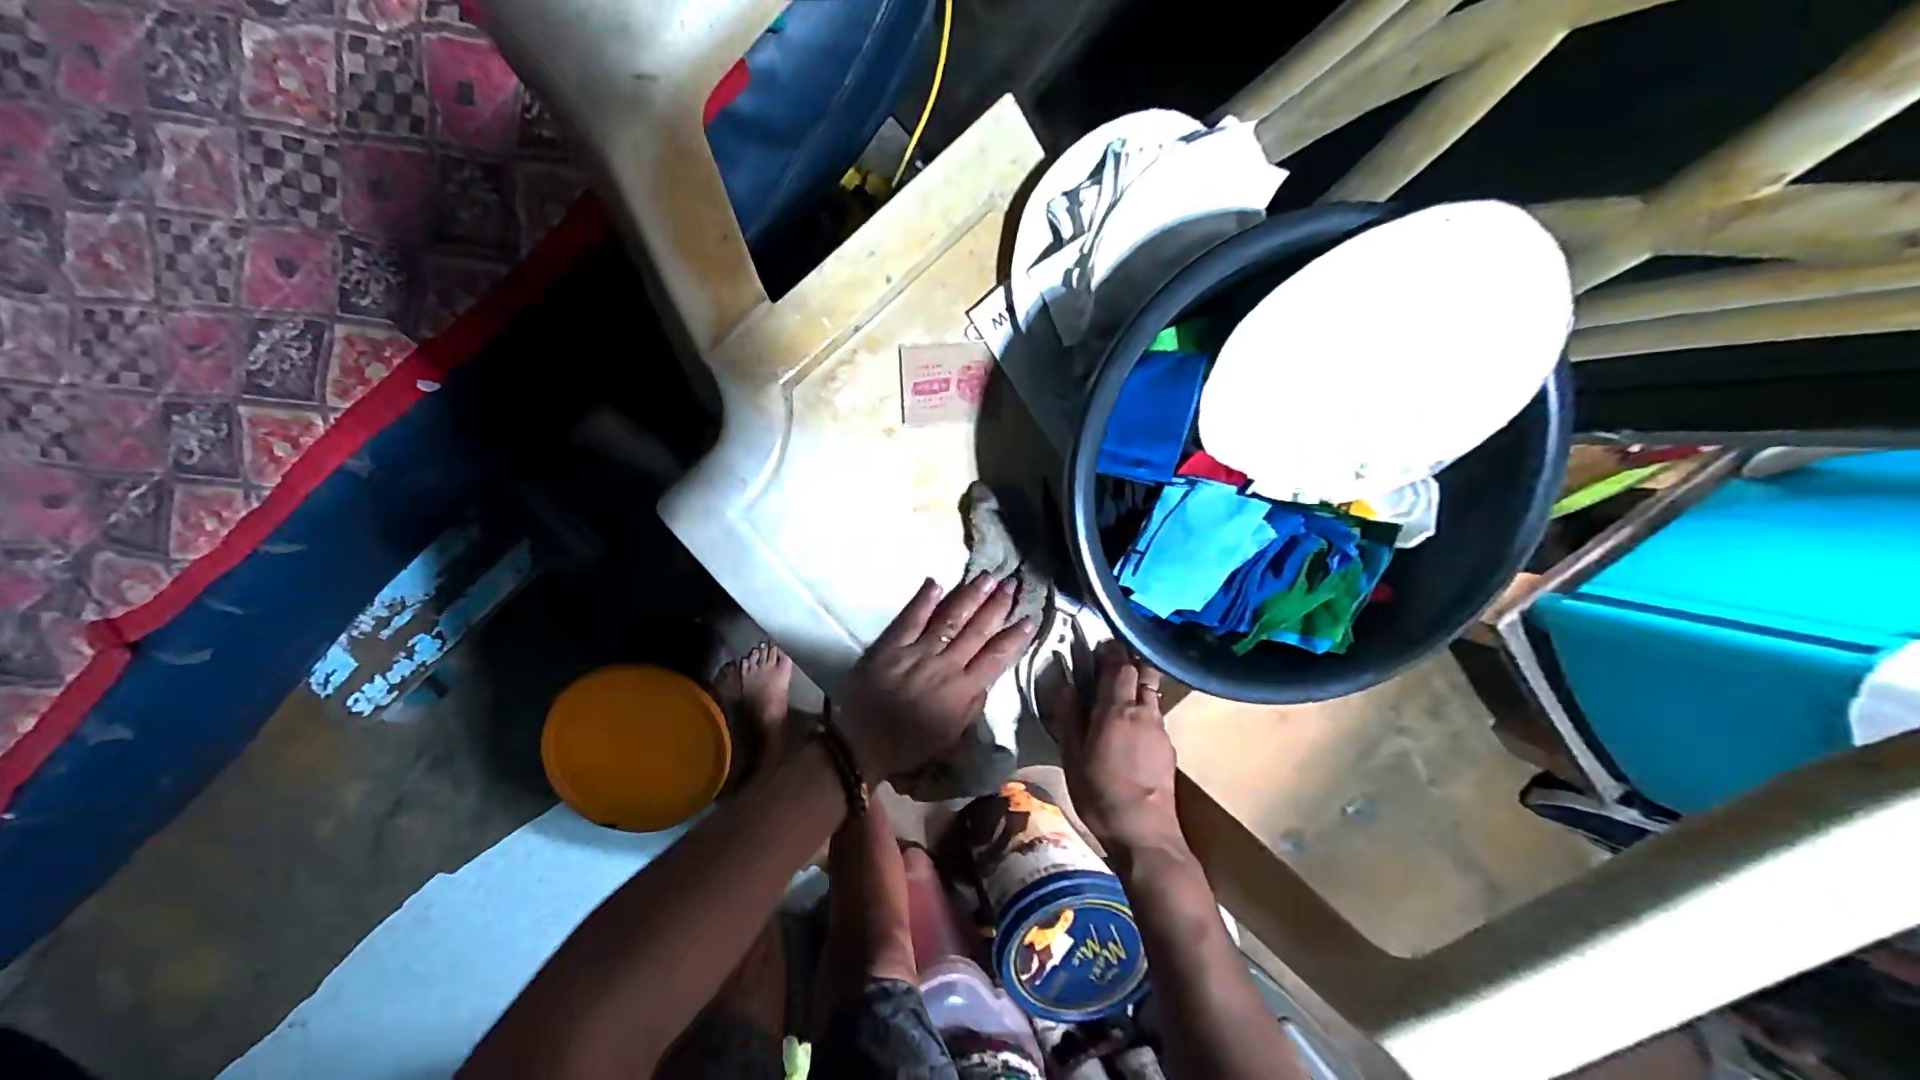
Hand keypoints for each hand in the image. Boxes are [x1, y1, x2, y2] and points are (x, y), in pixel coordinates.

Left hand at [835, 574, 1035, 778]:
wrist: (862, 745)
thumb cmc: (909, 745)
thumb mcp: (951, 736)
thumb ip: (972, 706)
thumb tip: (985, 680)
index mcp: (962, 691)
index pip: (996, 657)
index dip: (1014, 636)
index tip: (1030, 617)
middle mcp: (945, 667)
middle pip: (977, 631)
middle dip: (997, 606)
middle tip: (1012, 584)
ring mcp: (917, 653)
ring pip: (950, 619)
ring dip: (970, 596)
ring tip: (987, 578)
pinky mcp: (890, 647)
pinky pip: (910, 619)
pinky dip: (924, 600)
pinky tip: (937, 583)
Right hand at [1049, 640, 1184, 857]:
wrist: (1144, 832)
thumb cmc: (1099, 792)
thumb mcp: (1072, 755)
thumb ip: (1069, 717)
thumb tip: (1065, 685)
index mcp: (1117, 710)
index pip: (1119, 666)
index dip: (1110, 651)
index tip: (1100, 644)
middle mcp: (1144, 712)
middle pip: (1144, 672)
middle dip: (1131, 661)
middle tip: (1113, 661)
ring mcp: (1161, 730)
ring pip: (1153, 693)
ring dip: (1140, 684)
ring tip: (1122, 692)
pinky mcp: (1168, 749)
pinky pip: (1157, 715)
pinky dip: (1145, 708)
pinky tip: (1133, 725)